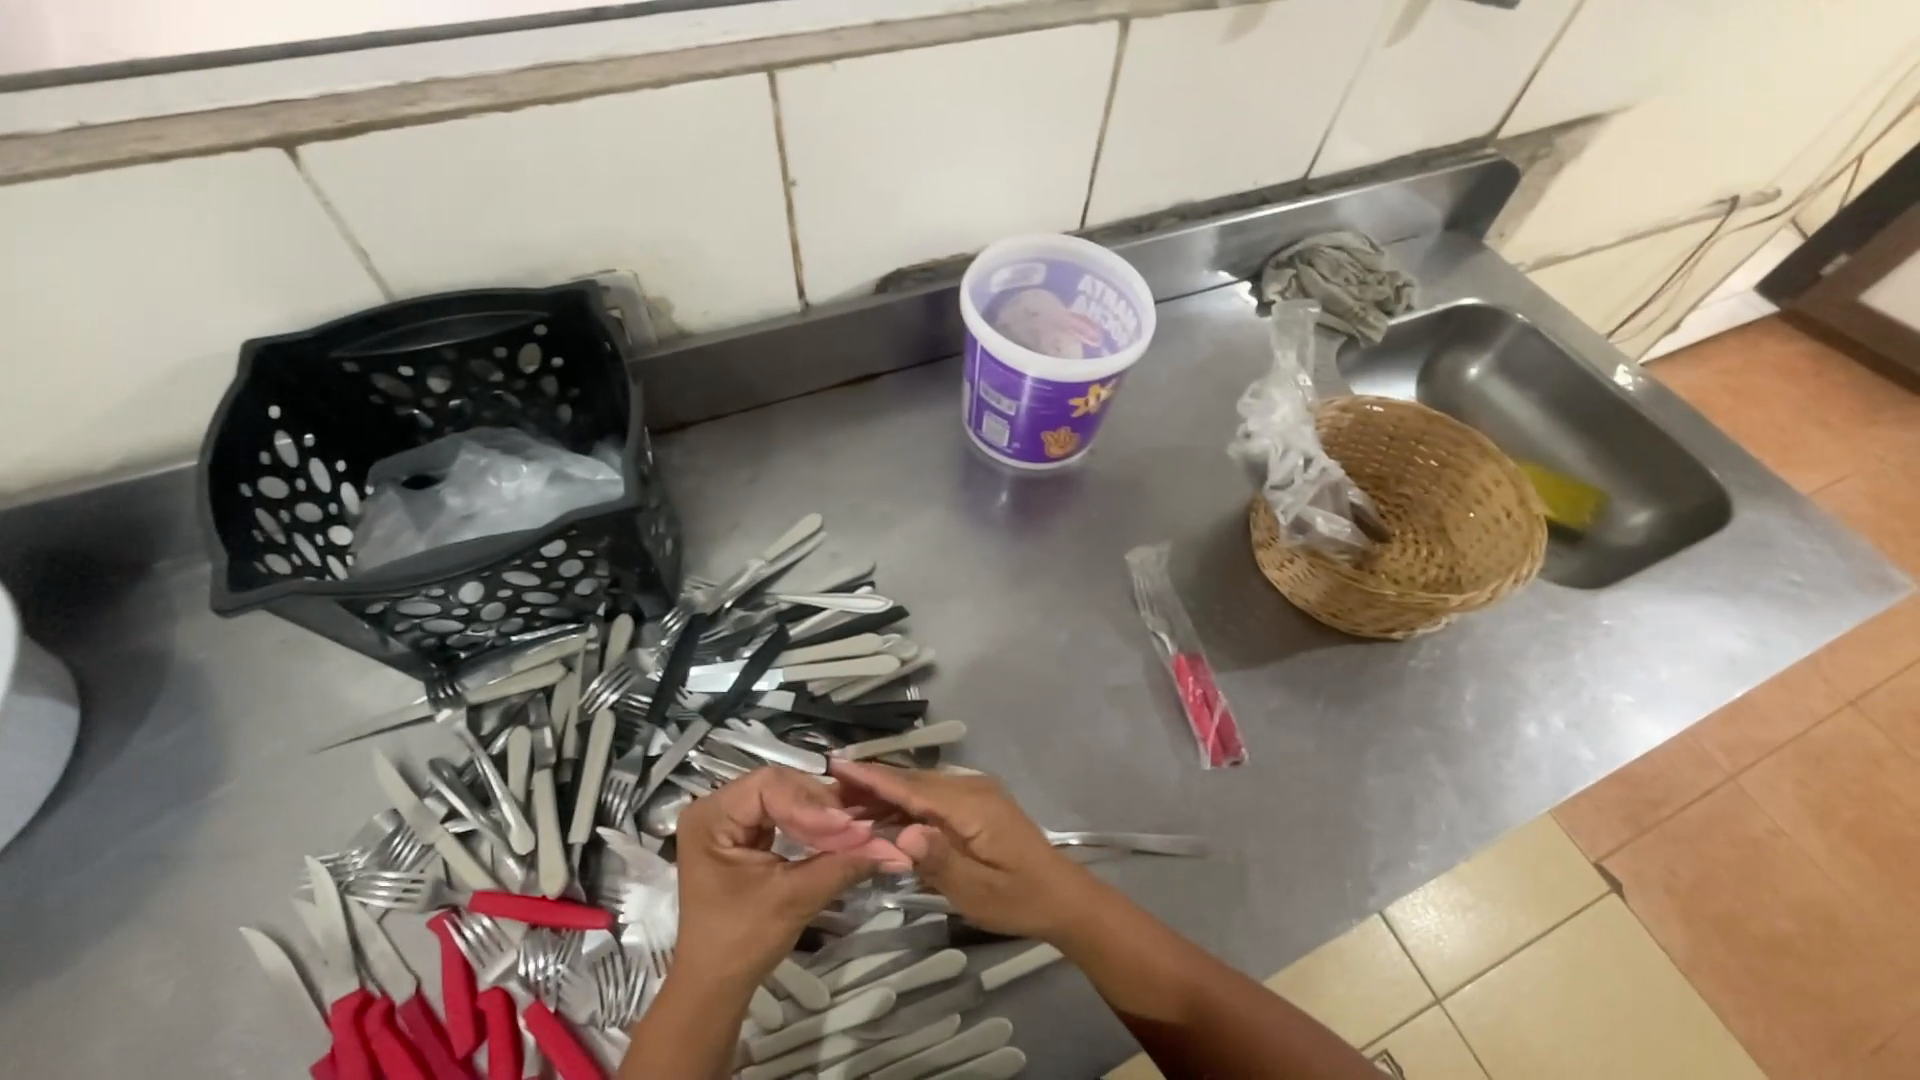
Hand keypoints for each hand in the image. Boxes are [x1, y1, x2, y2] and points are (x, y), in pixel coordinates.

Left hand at [673, 766, 909, 986]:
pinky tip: (835, 836)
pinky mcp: (746, 833)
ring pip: (786, 797)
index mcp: (710, 816)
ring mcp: (730, 819)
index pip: (769, 785)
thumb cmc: (741, 942)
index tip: (848, 827)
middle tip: (857, 830)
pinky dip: (811, 824)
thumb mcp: (793, 899)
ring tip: (852, 833)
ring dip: (821, 816)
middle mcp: (716, 807)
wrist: (715, 983)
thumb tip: (893, 848)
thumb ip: (841, 866)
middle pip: (780, 785)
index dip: (811, 803)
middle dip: (820, 808)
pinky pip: (785, 814)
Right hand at [830, 761, 1100, 940]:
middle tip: (826, 790)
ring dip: (884, 794)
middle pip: (911, 781)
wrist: (1062, 898)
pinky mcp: (976, 805)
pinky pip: (932, 797)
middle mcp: (971, 789)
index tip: (836, 765)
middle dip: (870, 784)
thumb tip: (903, 833)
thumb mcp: (977, 891)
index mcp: (971, 805)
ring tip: (844, 802)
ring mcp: (975, 794)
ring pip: (919, 787)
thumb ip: (939, 860)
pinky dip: (905, 804)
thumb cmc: (1019, 899)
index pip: (911, 787)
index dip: (872, 777)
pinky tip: (882, 816)